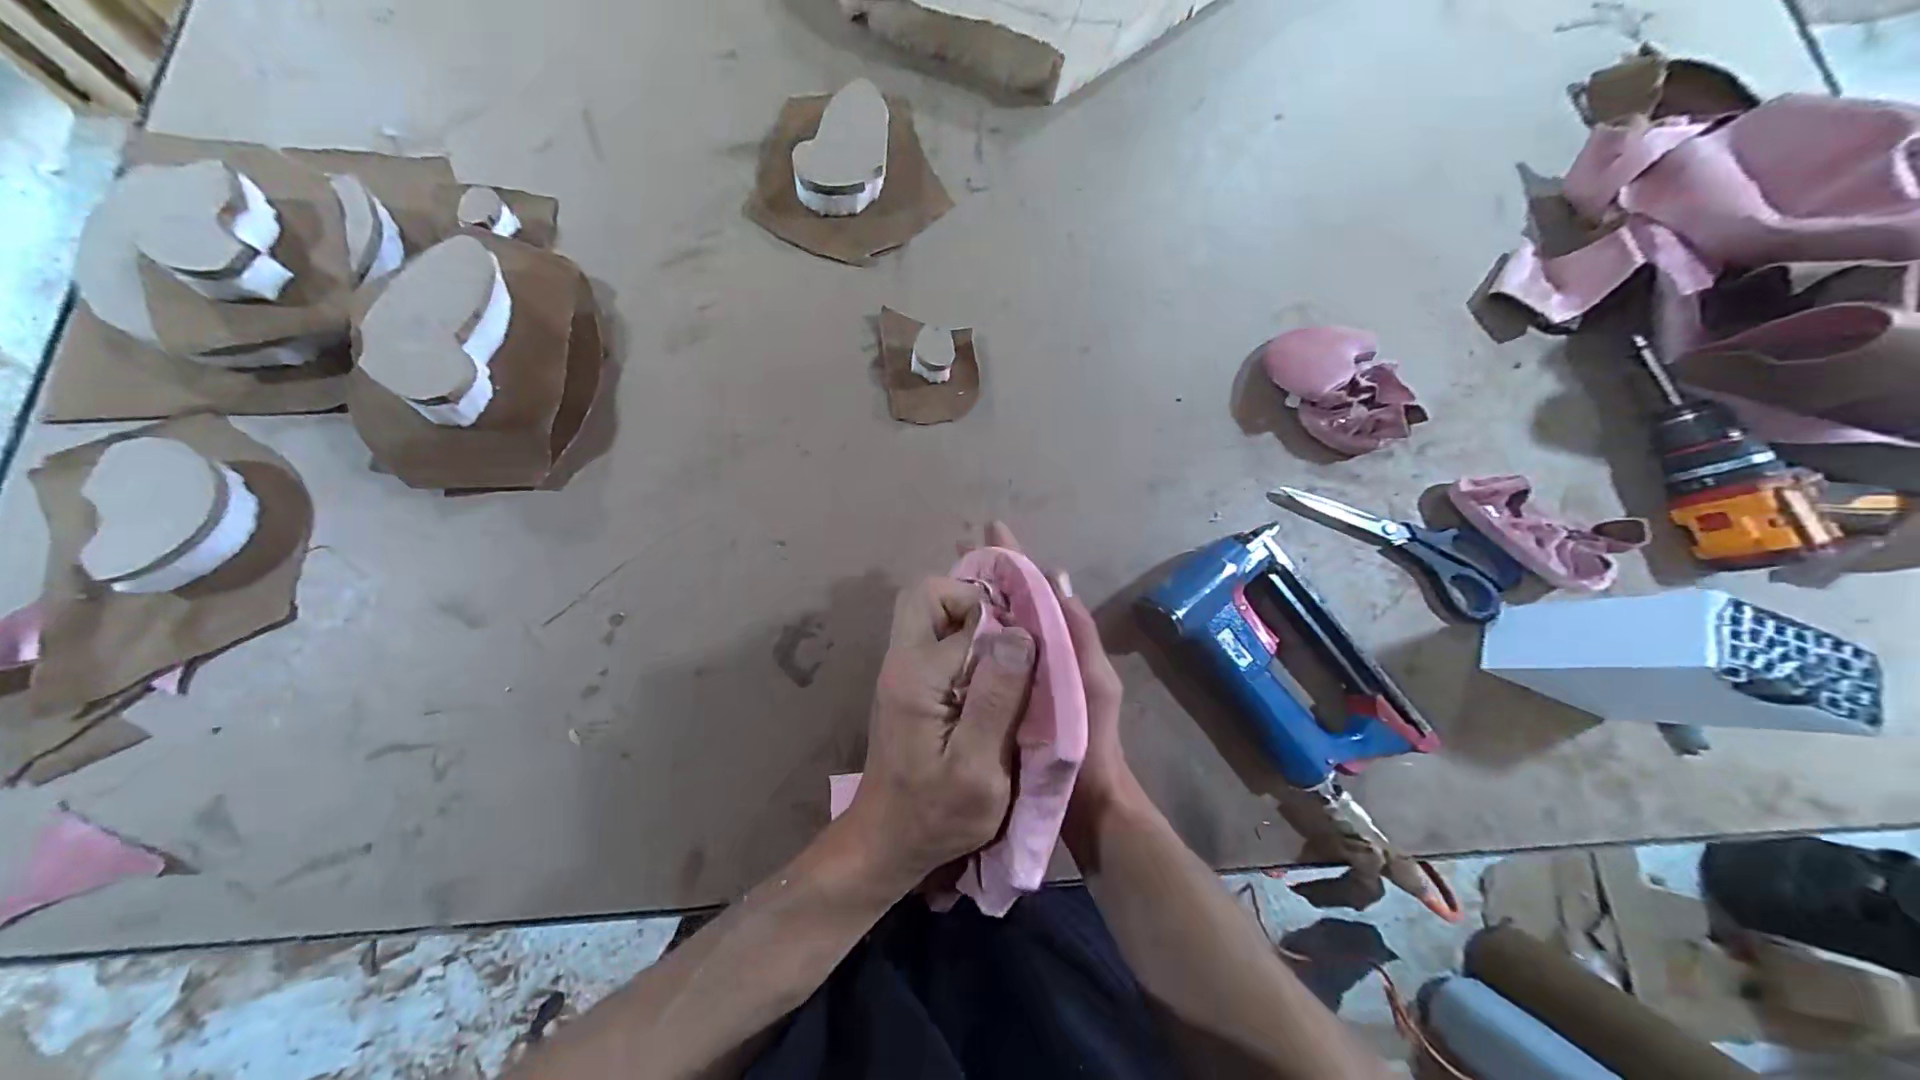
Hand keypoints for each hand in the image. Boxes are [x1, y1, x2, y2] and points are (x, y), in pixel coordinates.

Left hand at [840, 577, 1036, 892]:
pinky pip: (932, 637)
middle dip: (974, 600)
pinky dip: (961, 639)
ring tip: (1006, 653)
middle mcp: (901, 660)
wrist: (886, 841)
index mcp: (917, 674)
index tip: (1034, 646)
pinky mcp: (906, 684)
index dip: (1006, 622)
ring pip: (929, 612)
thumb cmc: (935, 815)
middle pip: (927, 593)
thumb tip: (1018, 633)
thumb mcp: (979, 769)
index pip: (966, 615)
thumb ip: (997, 699)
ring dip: (968, 618)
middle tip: (1009, 636)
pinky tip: (990, 674)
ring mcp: (899, 670)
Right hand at [979, 522, 1140, 816]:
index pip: (1035, 591)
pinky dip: (973, 644)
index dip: (1013, 561)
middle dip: (990, 578)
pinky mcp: (1004, 703)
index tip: (991, 531)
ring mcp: (1022, 679)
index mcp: (1061, 644)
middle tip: (960, 554)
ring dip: (978, 607)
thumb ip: (1079, 634)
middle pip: (1013, 606)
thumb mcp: (1092, 683)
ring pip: (998, 632)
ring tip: (949, 583)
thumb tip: (1056, 575)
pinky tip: (951, 635)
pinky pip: (988, 664)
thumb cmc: (1091, 741)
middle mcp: (1041, 654)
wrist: (1086, 806)